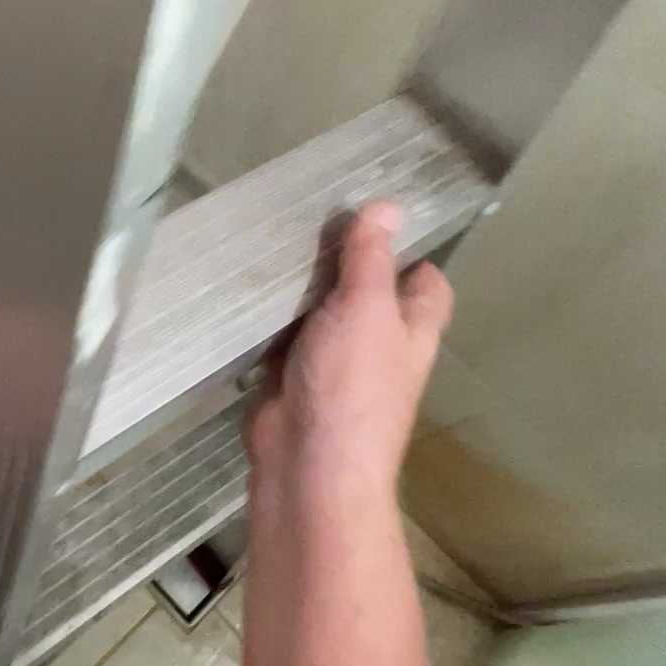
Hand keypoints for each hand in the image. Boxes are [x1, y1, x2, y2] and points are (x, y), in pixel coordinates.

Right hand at [246, 202, 452, 518]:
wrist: (307, 459)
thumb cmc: (350, 384)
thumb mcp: (364, 310)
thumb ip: (369, 260)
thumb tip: (389, 205)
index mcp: (409, 327)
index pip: (423, 280)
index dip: (404, 249)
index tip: (367, 216)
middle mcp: (374, 341)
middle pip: (363, 291)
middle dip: (338, 262)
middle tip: (303, 217)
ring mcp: (329, 361)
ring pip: (316, 313)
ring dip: (297, 289)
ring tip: (268, 241)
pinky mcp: (289, 374)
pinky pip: (279, 337)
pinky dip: (266, 320)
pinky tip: (243, 291)